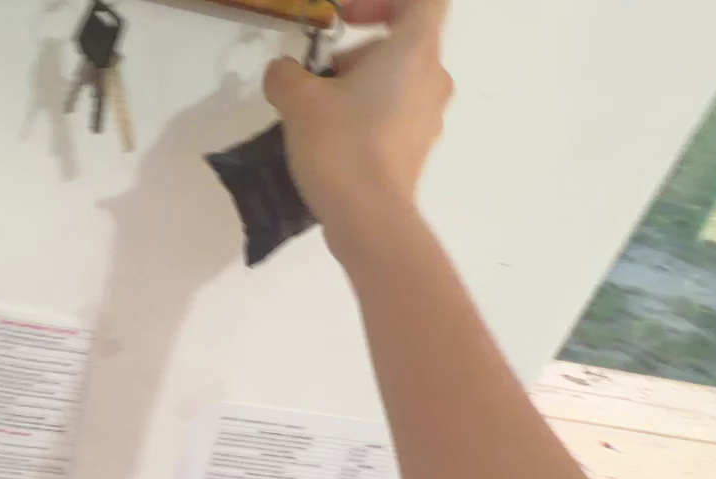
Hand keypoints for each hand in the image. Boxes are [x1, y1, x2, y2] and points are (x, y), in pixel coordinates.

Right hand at [264, 0, 453, 227]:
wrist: (369, 220)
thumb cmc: (341, 145)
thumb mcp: (298, 101)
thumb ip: (286, 75)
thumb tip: (282, 73)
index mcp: (416, 48)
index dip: (381, 0)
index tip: (345, 20)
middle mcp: (433, 79)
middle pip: (401, 46)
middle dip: (357, 57)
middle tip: (319, 82)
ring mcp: (429, 122)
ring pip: (395, 88)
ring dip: (359, 94)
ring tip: (320, 121)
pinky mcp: (416, 157)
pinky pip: (393, 125)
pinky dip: (366, 126)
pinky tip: (333, 150)